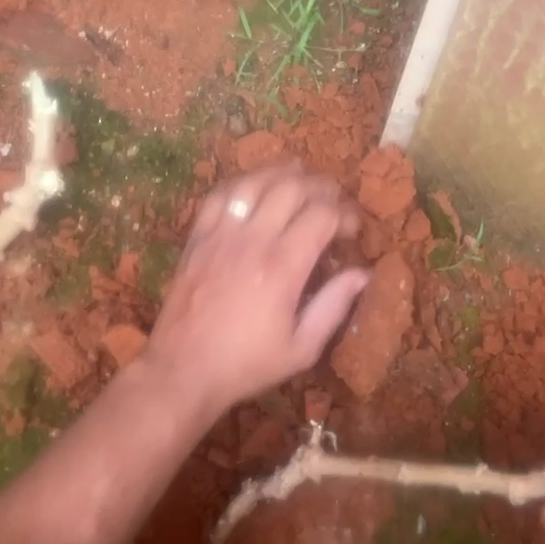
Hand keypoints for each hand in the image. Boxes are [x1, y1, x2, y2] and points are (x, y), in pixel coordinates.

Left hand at [138, 162, 369, 419]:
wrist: (183, 370)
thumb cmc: (247, 364)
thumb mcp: (301, 348)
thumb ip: (334, 307)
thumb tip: (361, 273)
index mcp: (283, 267)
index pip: (322, 215)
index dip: (345, 214)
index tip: (351, 231)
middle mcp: (252, 240)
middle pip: (293, 187)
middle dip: (321, 187)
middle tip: (333, 201)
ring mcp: (221, 234)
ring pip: (255, 181)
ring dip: (282, 173)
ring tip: (301, 179)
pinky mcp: (197, 237)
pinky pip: (221, 194)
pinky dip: (244, 183)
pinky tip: (256, 187)